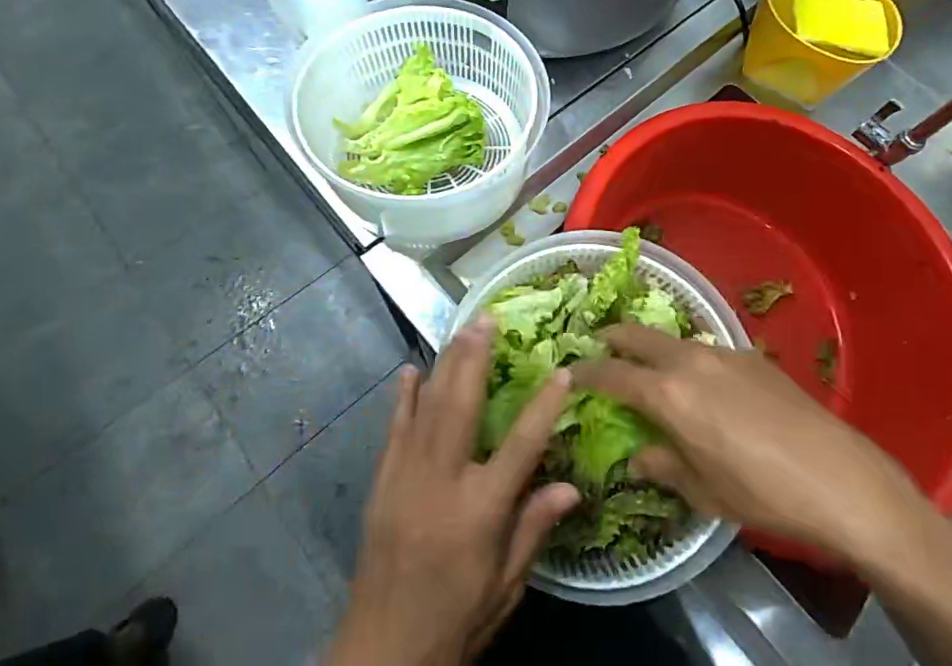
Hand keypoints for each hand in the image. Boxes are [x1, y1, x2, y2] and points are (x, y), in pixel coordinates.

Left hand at [327, 316, 578, 665]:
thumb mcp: (507, 586)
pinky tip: (409, 371)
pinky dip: (402, 400)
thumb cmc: (455, 619)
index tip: (563, 371)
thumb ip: (534, 529)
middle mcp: (439, 486)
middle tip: (487, 319)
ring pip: (426, 411)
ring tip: (460, 330)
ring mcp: (404, 483)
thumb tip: (573, 486)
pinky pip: (393, 434)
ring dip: (445, 366)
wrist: (378, 659)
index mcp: (478, 513)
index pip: (520, 447)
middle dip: (474, 360)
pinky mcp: (380, 488)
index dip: (544, 407)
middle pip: (459, 410)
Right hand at [571, 323, 923, 560]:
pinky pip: (709, 350)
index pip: (615, 375)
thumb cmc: (759, 491)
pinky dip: (691, 356)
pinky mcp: (755, 356)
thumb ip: (664, 466)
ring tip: (649, 360)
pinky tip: (701, 379)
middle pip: (643, 338)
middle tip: (599, 341)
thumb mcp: (703, 491)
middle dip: (616, 337)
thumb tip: (640, 456)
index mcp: (670, 395)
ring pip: (678, 340)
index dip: (589, 373)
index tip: (571, 373)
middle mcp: (693, 362)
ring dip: (656, 346)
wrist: (833, 473)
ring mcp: (727, 354)